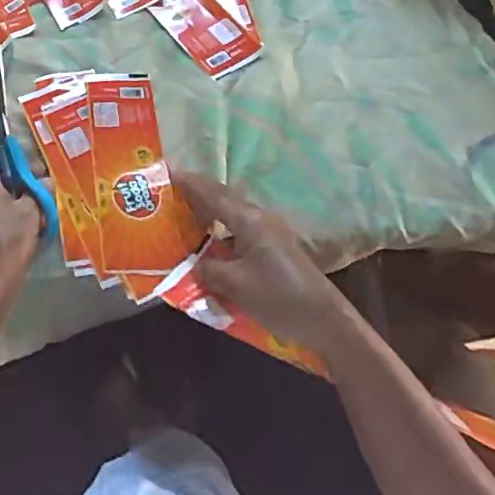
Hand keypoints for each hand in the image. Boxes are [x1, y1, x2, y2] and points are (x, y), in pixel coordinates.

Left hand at [0, 139, 41, 304]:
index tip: (27, 151)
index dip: (6, 146)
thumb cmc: (8, 242)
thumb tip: (45, 180)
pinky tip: (36, 223)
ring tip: (45, 204)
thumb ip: (38, 190)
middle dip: (23, 174)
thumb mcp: (31, 211)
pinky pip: (1, 210)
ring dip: (23, 195)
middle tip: (45, 182)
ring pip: (2, 193)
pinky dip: (17, 211)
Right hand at [174, 171, 353, 349]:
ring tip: (185, 212)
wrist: (327, 322)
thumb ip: (208, 270)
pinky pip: (240, 228)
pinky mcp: (276, 247)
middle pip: (223, 197)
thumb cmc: (280, 298)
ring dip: (209, 210)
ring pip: (232, 212)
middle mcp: (260, 218)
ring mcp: (271, 232)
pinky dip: (221, 227)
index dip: (188, 184)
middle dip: (197, 192)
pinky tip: (211, 240)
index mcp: (250, 220)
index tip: (166, 172)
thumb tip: (194, 265)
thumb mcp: (236, 286)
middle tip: (170, 190)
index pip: (212, 195)